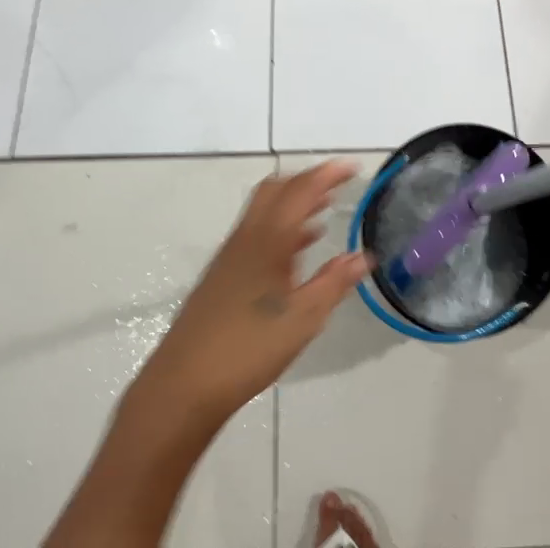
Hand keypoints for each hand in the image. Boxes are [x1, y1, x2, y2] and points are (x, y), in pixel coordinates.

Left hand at [127, 161, 371, 426]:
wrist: (185, 382)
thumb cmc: (250, 347)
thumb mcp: (304, 317)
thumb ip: (334, 282)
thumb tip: (364, 255)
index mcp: (268, 239)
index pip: (301, 190)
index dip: (328, 174)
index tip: (354, 167)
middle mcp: (247, 237)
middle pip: (276, 190)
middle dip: (307, 181)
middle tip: (338, 187)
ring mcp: (230, 256)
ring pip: (264, 211)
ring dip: (294, 203)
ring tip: (325, 211)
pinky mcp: (222, 275)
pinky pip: (256, 233)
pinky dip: (281, 228)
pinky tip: (297, 252)